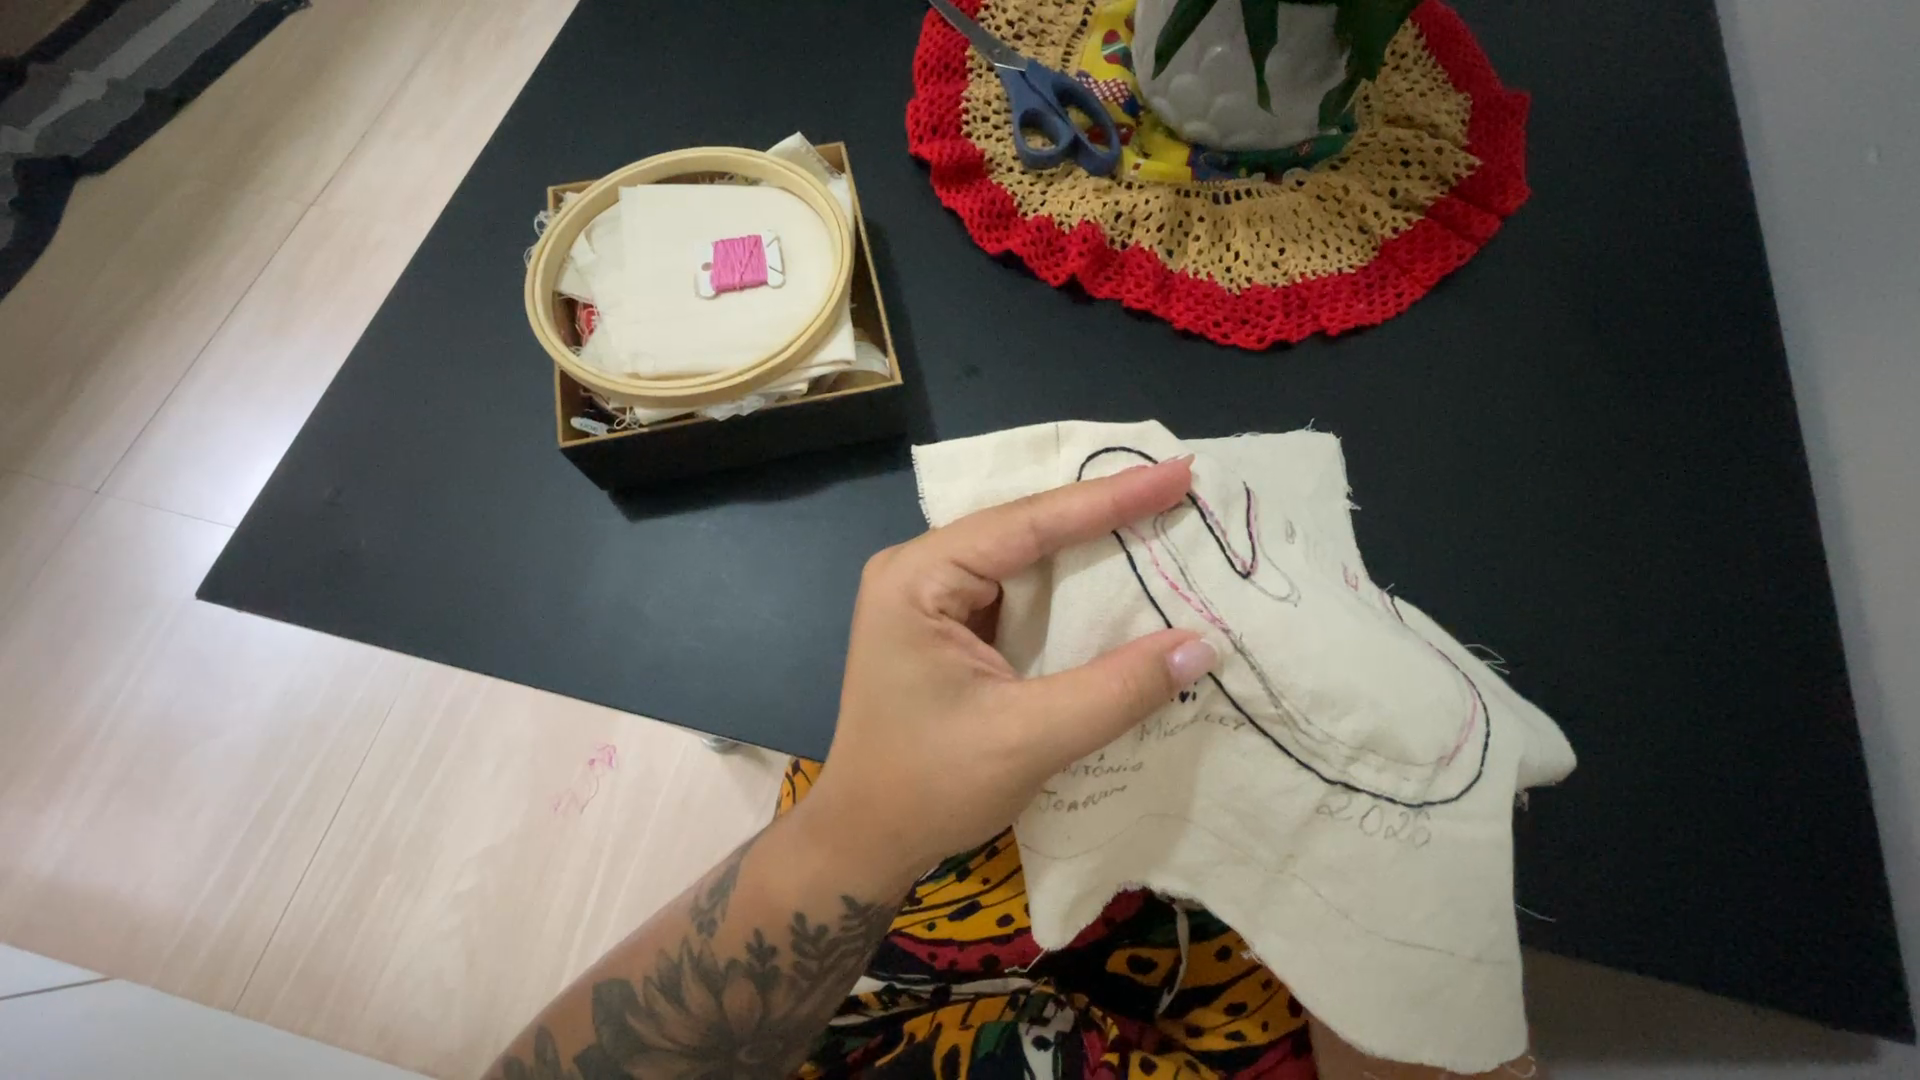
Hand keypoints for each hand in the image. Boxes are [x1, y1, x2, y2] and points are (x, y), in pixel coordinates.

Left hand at [803, 457, 1218, 874]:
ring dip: (1086, 549)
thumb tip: (1201, 644)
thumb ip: (1117, 689)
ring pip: (1020, 558)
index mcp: (918, 578)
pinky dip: (1064, 590)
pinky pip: (1014, 591)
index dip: (1108, 499)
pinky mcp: (943, 626)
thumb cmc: (929, 787)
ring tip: (1158, 524)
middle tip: (1176, 491)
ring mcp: (927, 598)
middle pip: (1022, 529)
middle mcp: (917, 571)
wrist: (866, 839)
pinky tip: (1112, 581)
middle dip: (1099, 514)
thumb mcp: (1029, 738)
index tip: (1177, 474)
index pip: (1026, 524)